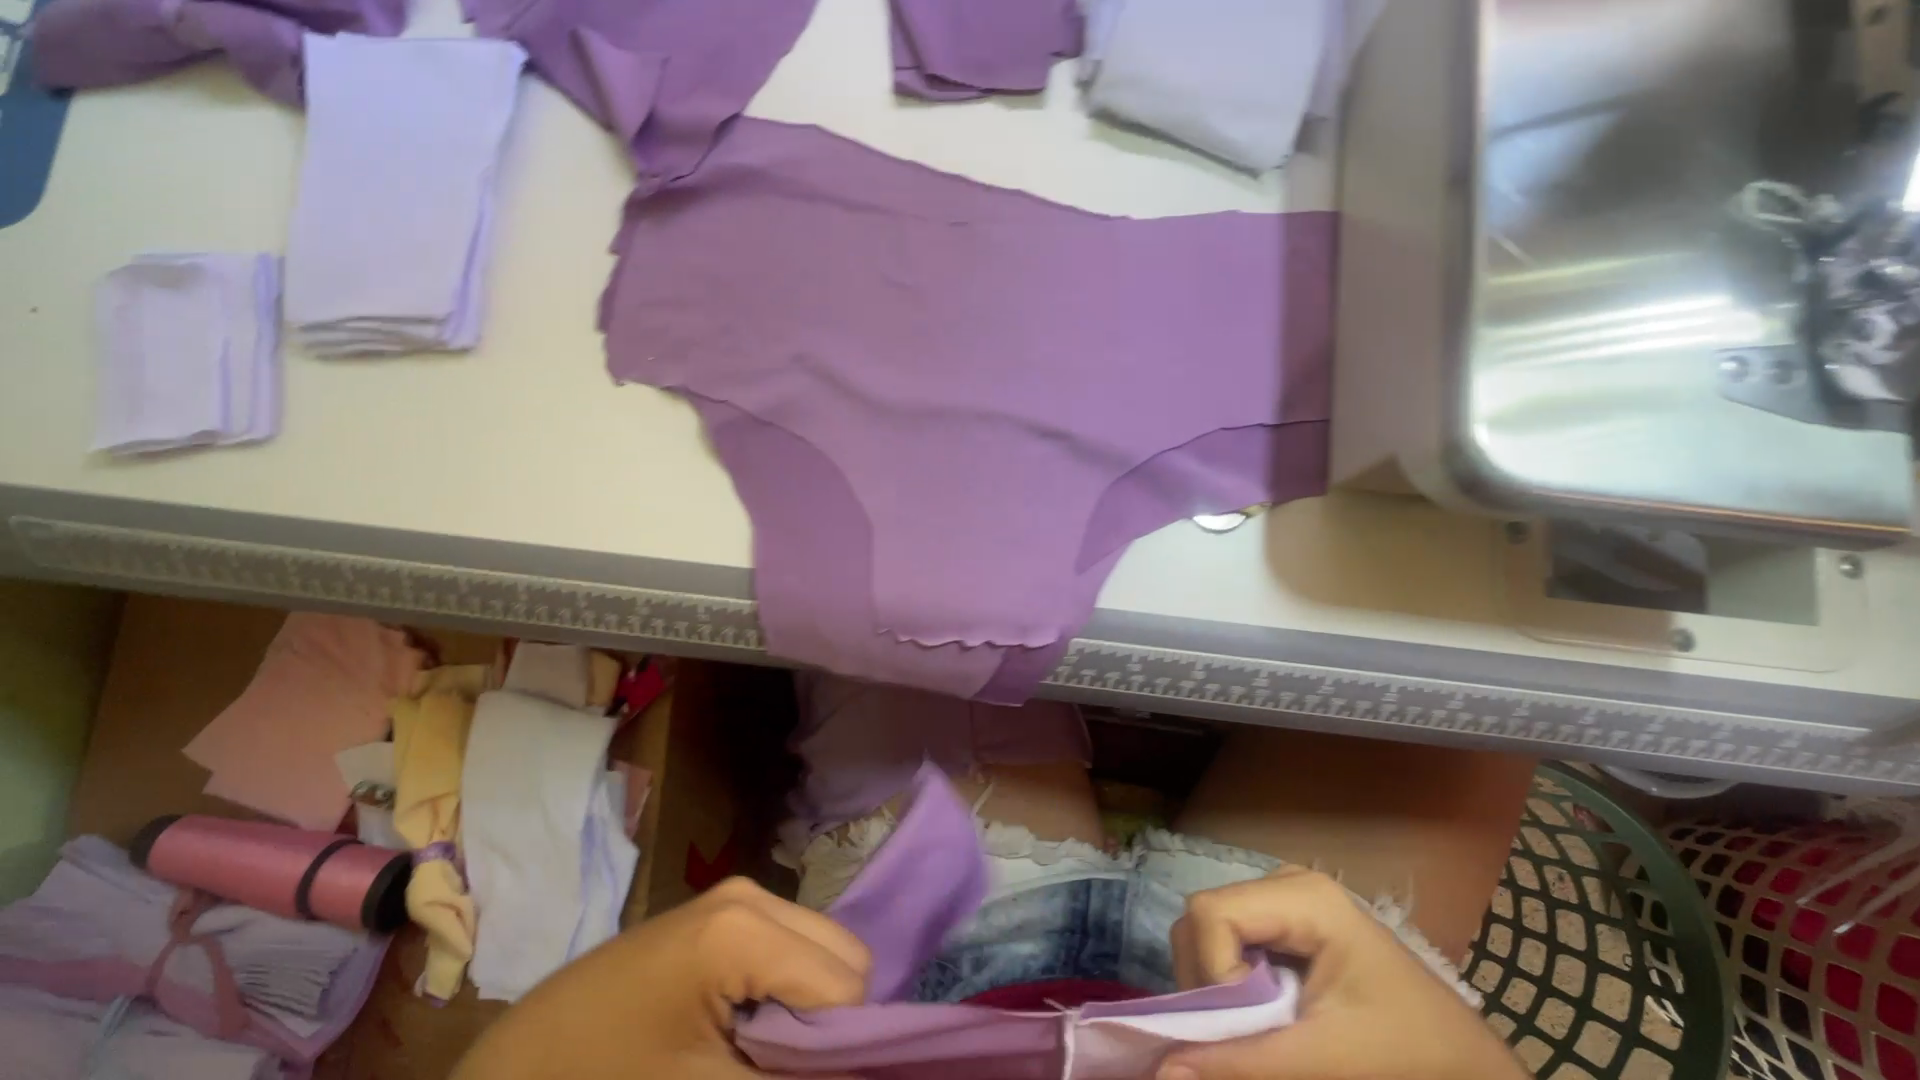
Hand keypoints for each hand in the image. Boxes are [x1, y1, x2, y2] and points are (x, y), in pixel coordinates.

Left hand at [452, 878, 870, 1079]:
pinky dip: (790, 985)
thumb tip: (861, 1070)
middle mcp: (752, 893)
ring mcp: (739, 894)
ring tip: (757, 1043)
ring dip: (811, 1002)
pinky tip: (746, 1018)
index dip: (839, 1045)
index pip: (846, 986)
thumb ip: (794, 1078)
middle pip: (846, 955)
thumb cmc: (610, 1076)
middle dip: (831, 1017)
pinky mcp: (727, 907)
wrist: (524, 1059)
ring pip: (825, 948)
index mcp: (744, 929)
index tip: (788, 1073)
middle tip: (774, 1060)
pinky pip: (795, 944)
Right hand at [1160, 868, 1526, 1079]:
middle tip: (1238, 1036)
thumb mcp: (1325, 1061)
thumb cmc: (1408, 1056)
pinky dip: (1228, 983)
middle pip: (1203, 919)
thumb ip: (1241, 1063)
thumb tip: (1163, 1074)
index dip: (1210, 971)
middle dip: (1206, 982)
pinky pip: (1227, 941)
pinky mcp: (1283, 921)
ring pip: (1206, 931)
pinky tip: (1262, 1016)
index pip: (1211, 913)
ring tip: (1254, 1031)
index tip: (1240, 1025)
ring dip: (1213, 987)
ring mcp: (1283, 899)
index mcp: (1305, 897)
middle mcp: (1286, 883)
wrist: (1465, 1064)